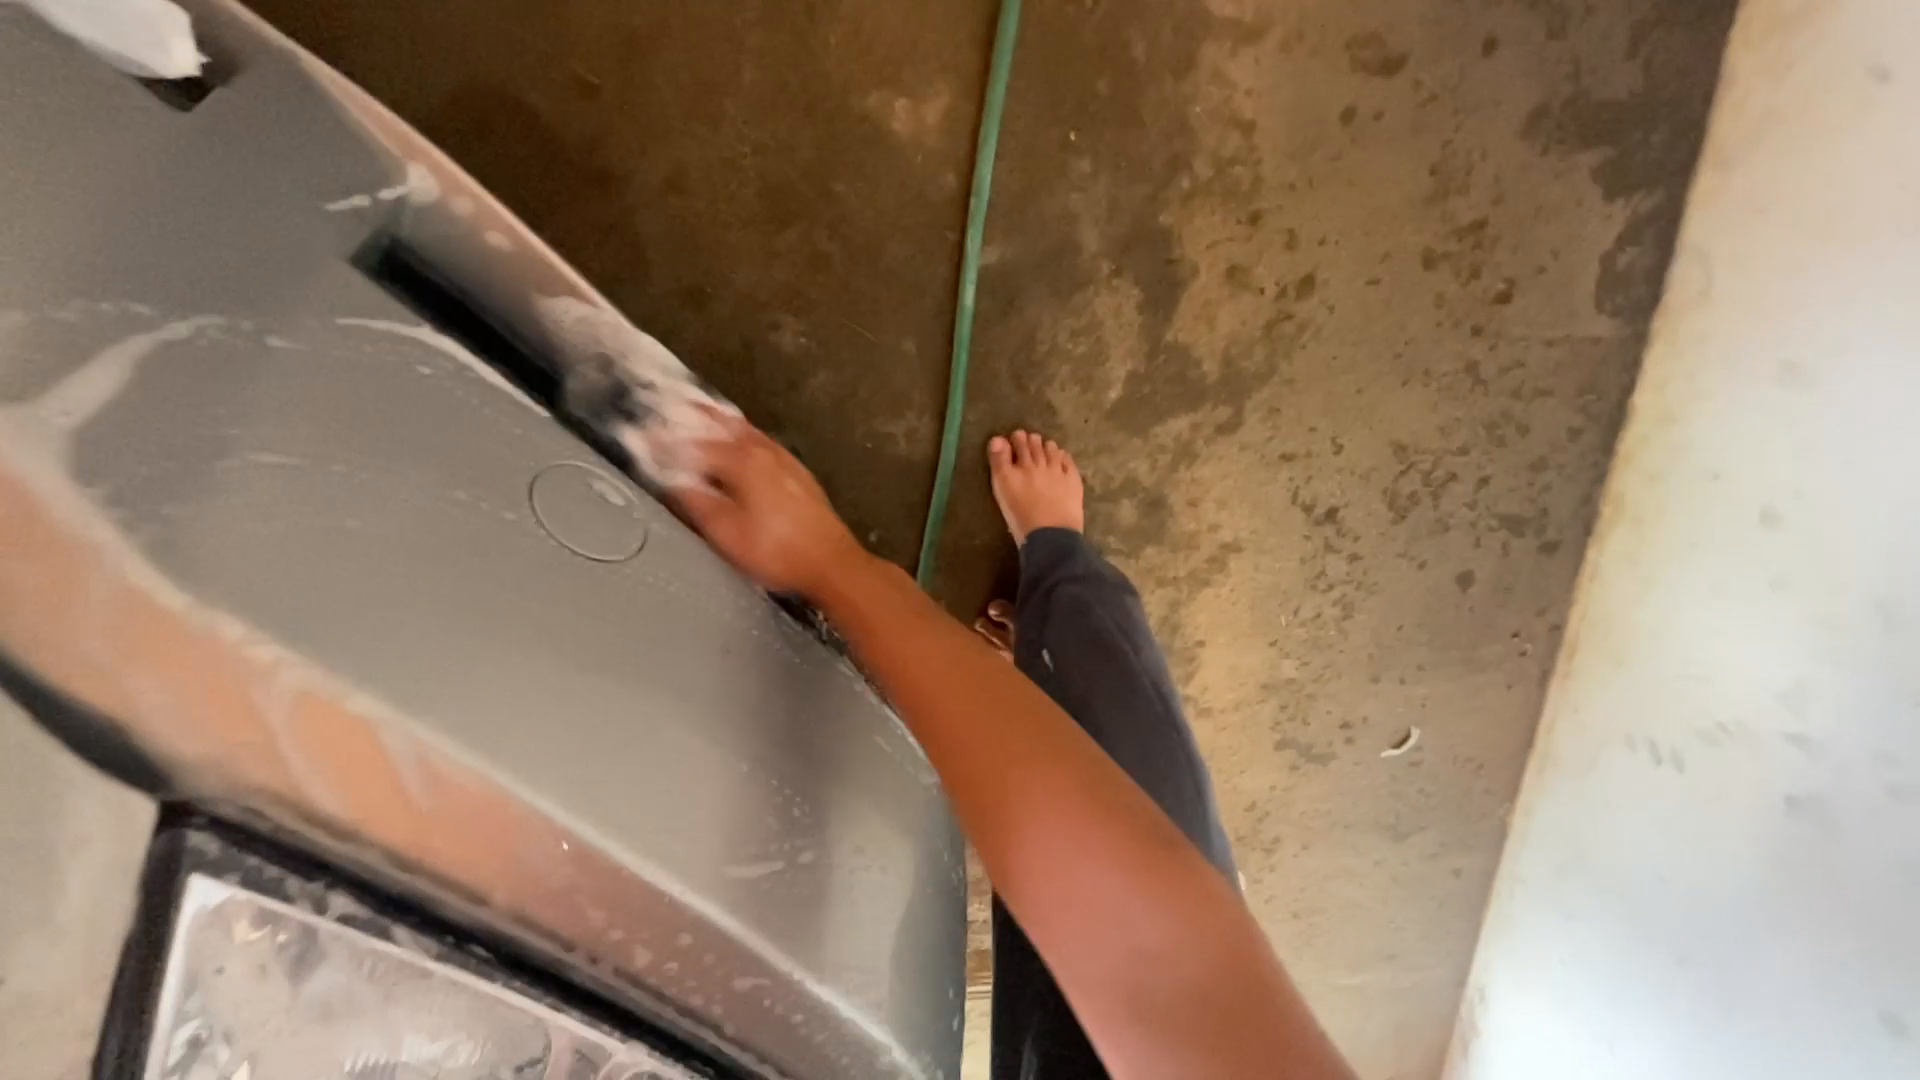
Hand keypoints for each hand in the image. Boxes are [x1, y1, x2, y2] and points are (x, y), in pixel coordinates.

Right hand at [669, 412, 867, 596]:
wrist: (831, 562)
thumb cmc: (776, 551)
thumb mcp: (726, 532)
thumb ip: (696, 501)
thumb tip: (672, 478)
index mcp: (742, 461)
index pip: (693, 445)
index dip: (665, 441)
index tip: (641, 434)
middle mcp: (763, 451)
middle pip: (721, 426)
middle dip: (692, 415)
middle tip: (667, 404)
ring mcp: (784, 458)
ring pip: (744, 429)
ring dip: (717, 419)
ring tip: (697, 409)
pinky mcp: (797, 471)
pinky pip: (761, 440)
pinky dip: (741, 431)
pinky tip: (740, 437)